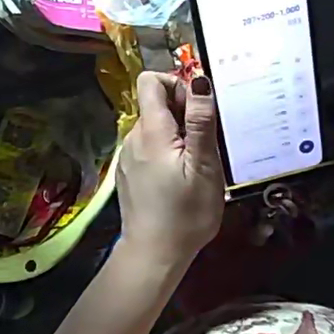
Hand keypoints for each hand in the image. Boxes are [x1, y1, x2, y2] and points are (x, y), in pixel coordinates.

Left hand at [116, 71, 224, 268]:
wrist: (154, 254)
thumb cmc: (185, 213)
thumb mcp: (204, 166)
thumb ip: (200, 121)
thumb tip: (199, 80)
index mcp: (151, 131)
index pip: (151, 81)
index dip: (177, 83)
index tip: (199, 109)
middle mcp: (134, 137)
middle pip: (154, 103)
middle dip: (182, 112)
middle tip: (204, 142)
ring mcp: (128, 155)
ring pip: (154, 126)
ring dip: (177, 134)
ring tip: (196, 163)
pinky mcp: (130, 172)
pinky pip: (149, 146)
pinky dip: (166, 151)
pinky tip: (180, 177)